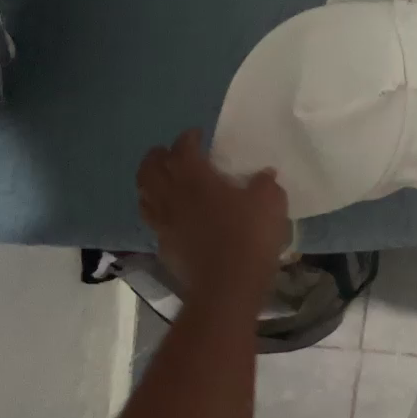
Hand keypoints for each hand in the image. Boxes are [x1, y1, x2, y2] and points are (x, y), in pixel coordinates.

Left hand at [136, 130, 291, 305]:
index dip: (187, 139)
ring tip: (160, 178)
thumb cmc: (250, 234)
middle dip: (156, 157)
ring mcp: (164, 222)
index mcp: (196, 179)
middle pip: (151, 170)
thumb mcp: (271, 201)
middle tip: (167, 151)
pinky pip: (152, 218)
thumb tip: (262, 175)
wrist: (228, 283)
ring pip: (145, 195)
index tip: (197, 134)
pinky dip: (155, 207)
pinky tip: (168, 211)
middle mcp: (173, 197)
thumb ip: (264, 183)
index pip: (183, 151)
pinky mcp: (164, 244)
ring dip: (149, 181)